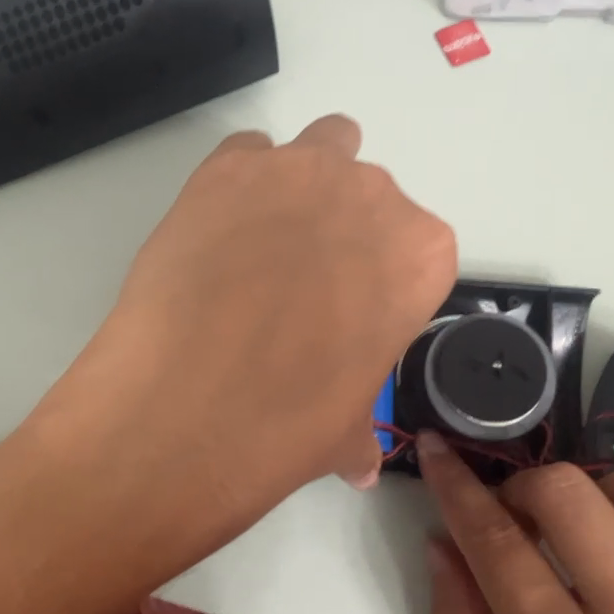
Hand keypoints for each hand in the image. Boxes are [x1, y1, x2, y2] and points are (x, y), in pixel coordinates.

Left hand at [31, 115, 454, 529]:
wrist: (192, 400)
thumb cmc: (289, 420)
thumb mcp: (342, 433)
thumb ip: (357, 433)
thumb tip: (358, 466)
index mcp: (421, 253)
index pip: (412, 246)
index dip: (374, 276)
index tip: (342, 307)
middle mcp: (371, 194)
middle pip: (364, 192)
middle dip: (335, 228)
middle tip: (291, 280)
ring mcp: (298, 170)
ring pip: (316, 148)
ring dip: (298, 181)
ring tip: (258, 236)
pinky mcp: (227, 167)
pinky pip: (244, 153)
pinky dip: (236, 181)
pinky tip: (212, 227)